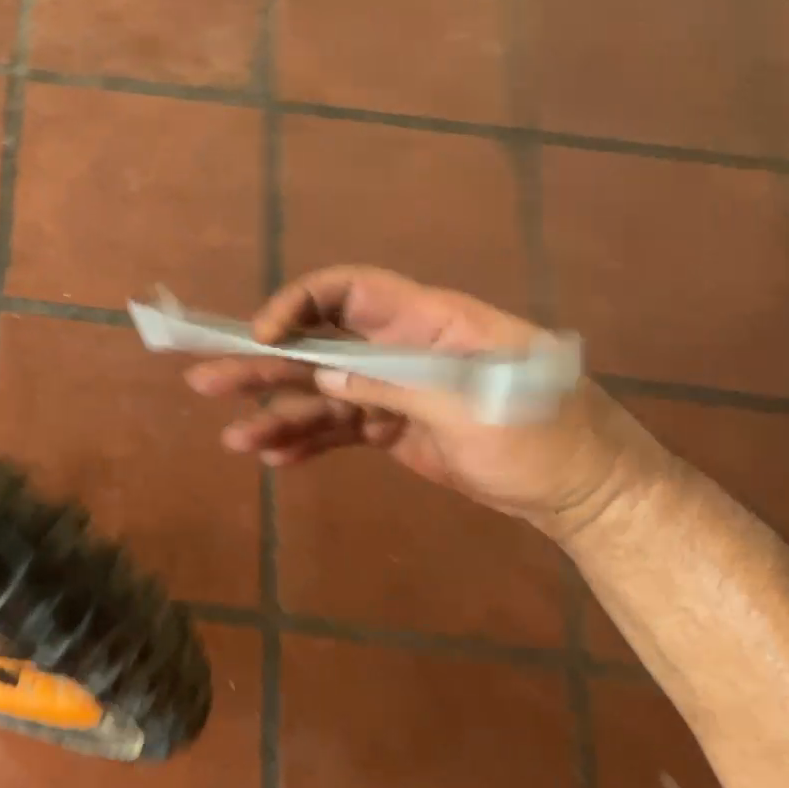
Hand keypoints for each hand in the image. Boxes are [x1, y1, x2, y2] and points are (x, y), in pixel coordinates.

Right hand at [183, 266, 667, 536]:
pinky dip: (305, 442)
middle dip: (260, 364)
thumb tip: (325, 374)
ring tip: (235, 440)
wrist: (585, 494)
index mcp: (431, 324)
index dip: (299, 305)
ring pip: (317, 394)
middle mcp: (402, 350)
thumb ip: (397, 384)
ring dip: (275, 415)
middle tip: (203, 379)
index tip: (260, 336)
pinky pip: (334, 430)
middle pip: (316, 348)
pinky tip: (275, 457)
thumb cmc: (548, 437)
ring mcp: (392, 391)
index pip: (351, 294)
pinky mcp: (388, 428)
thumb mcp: (476, 405)